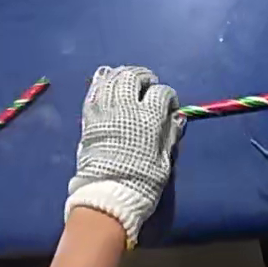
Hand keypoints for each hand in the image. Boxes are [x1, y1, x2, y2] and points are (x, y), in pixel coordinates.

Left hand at [64, 66, 182, 245]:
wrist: (107, 192)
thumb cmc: (141, 180)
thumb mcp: (164, 161)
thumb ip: (170, 135)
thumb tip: (178, 117)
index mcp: (148, 119)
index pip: (161, 93)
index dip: (168, 96)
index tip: (170, 103)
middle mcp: (126, 108)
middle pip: (133, 77)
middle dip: (144, 76)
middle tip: (148, 82)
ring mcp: (105, 110)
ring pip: (112, 78)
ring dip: (123, 74)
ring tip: (129, 78)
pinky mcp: (89, 116)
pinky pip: (94, 90)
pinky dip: (101, 81)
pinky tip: (106, 78)